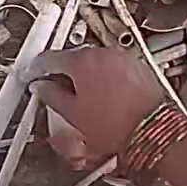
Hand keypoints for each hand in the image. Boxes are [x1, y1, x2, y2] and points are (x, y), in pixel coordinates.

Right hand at [32, 48, 164, 157]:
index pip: (49, 58)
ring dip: (84, 74)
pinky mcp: (137, 66)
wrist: (152, 132)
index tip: (34, 75)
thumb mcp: (73, 115)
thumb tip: (42, 88)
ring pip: (94, 62)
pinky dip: (103, 77)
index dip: (37, 68)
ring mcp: (122, 58)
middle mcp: (103, 53)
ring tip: (82, 98)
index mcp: (82, 61)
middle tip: (55, 88)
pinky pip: (112, 66)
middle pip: (74, 57)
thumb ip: (51, 96)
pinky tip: (103, 97)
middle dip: (63, 72)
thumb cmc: (116, 127)